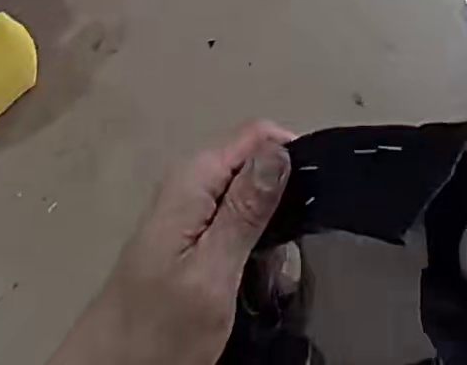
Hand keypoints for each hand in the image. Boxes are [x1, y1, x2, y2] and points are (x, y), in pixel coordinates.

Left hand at [50, 122, 293, 364]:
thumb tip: (279, 149)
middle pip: (258, 161)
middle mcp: (191, 180)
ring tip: (274, 270)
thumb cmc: (155, 334)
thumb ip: (246, 210)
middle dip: (283, 196)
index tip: (311, 198)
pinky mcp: (191, 232)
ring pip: (253, 192)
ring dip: (272, 224)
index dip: (291, 156)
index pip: (260, 133)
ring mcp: (189, 206)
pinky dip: (256, 241)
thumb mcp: (211, 274)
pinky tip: (255, 274)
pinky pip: (239, 218)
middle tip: (290, 248)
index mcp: (195, 176)